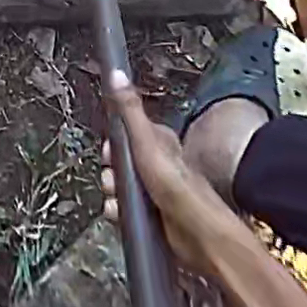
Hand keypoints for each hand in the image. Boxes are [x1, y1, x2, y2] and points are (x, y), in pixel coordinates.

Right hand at [100, 69, 243, 270]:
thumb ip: (129, 109)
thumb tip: (116, 73)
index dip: (113, 142)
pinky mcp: (152, 214)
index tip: (109, 151)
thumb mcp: (146, 140)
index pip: (126, 132)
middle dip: (110, 170)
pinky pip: (125, 207)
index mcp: (158, 141)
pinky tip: (119, 212)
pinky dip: (118, 211)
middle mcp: (156, 163)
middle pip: (119, 160)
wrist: (197, 233)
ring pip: (120, 184)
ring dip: (112, 191)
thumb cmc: (175, 184)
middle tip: (113, 177)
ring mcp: (154, 189)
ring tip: (117, 197)